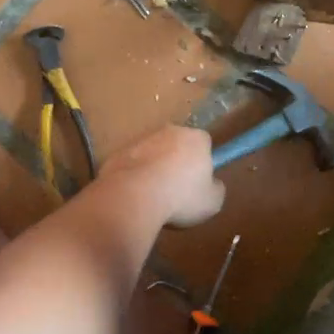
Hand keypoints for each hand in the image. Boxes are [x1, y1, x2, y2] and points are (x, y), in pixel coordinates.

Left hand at [100, 125, 224, 228]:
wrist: (133, 197)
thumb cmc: (181, 198)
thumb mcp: (213, 202)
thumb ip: (215, 189)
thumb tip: (212, 184)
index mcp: (196, 138)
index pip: (205, 143)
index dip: (203, 162)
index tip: (199, 182)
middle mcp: (169, 131)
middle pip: (177, 144)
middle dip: (177, 162)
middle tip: (177, 189)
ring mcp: (141, 140)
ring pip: (153, 153)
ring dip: (154, 169)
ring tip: (153, 197)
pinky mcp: (118, 152)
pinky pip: (132, 164)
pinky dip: (134, 176)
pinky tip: (134, 196)